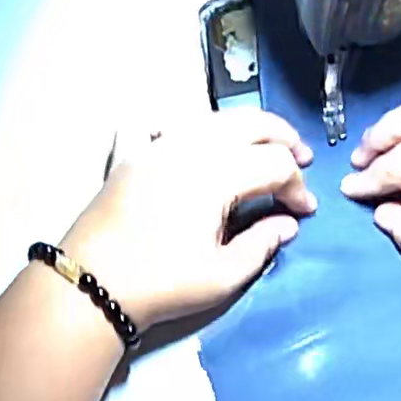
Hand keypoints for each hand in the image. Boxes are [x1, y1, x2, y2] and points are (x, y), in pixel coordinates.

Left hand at [60, 109, 316, 331]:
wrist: (95, 283)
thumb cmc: (163, 284)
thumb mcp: (223, 276)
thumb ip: (261, 245)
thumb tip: (286, 225)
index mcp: (218, 173)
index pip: (274, 165)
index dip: (297, 187)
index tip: (305, 212)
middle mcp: (191, 145)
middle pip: (249, 124)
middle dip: (282, 140)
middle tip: (301, 161)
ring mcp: (157, 144)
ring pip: (211, 117)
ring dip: (243, 129)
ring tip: (258, 148)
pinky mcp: (132, 153)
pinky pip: (160, 121)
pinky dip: (182, 122)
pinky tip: (189, 136)